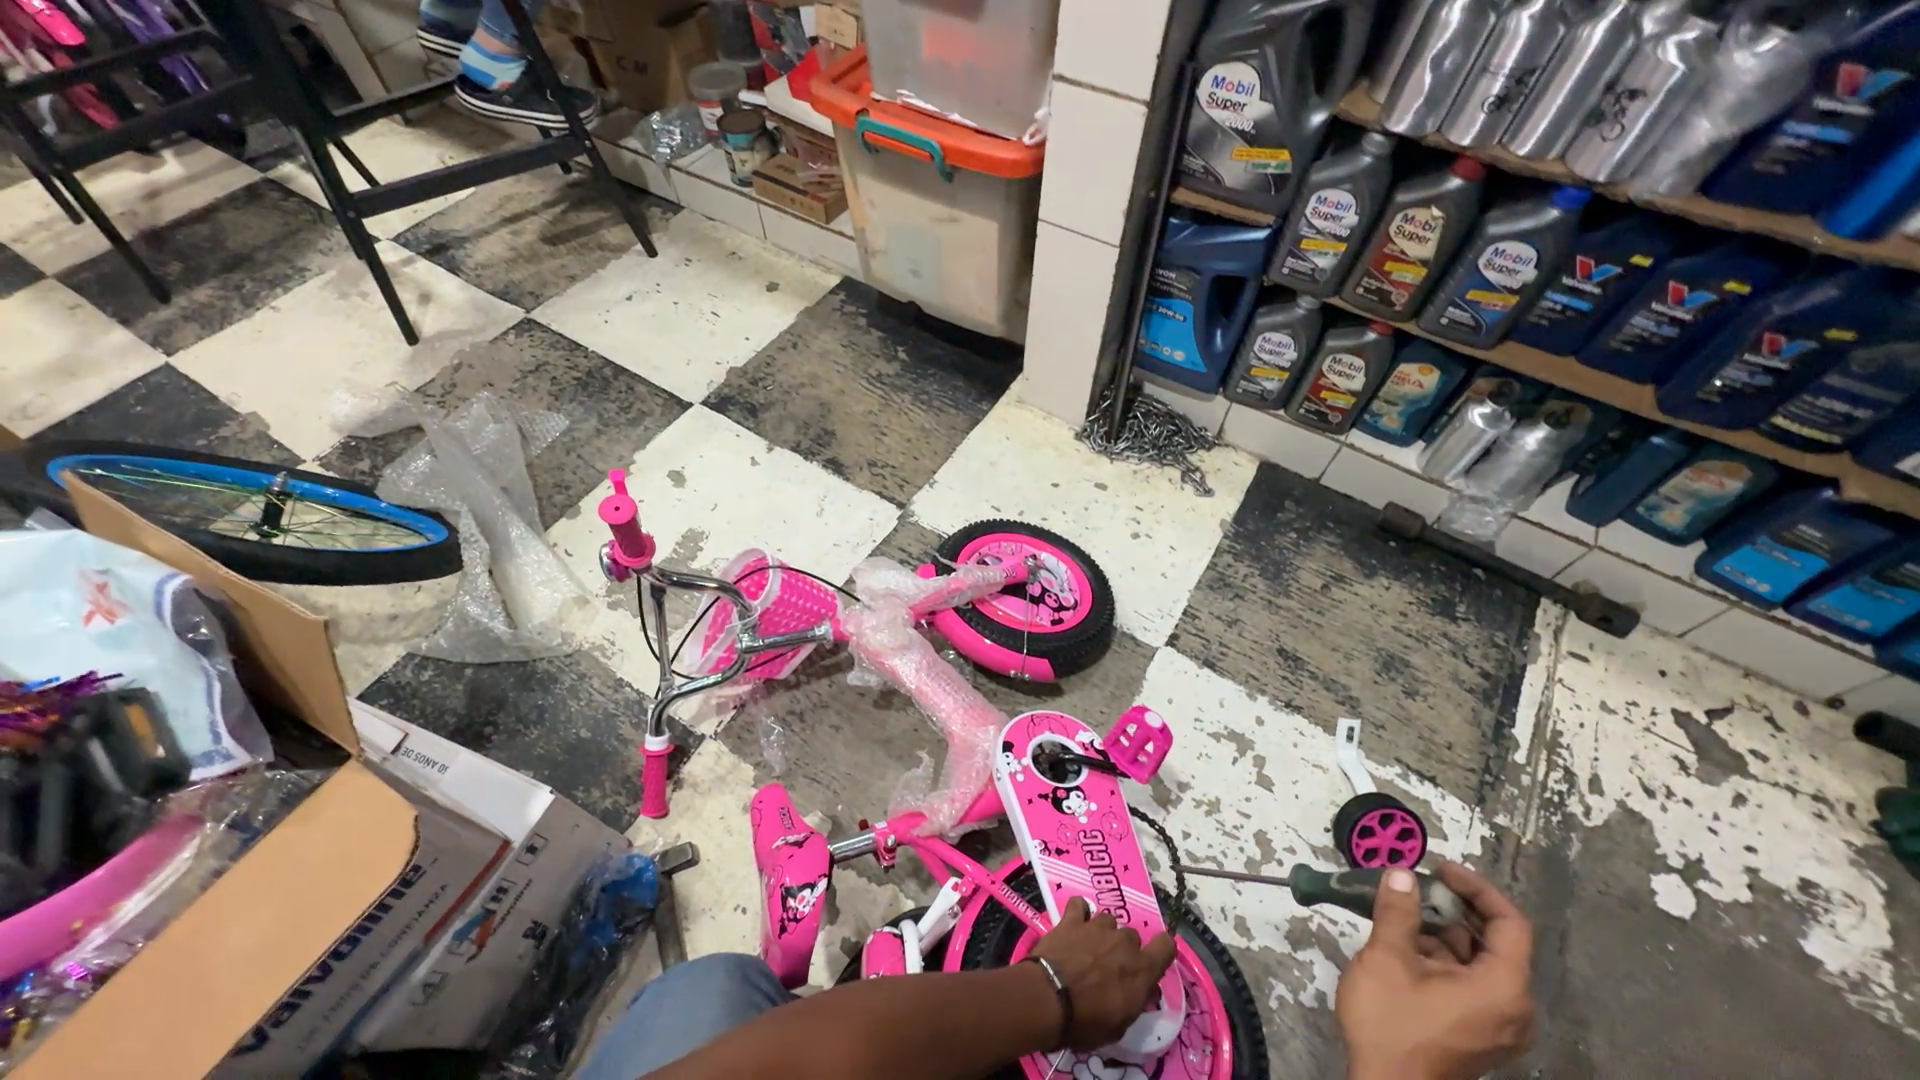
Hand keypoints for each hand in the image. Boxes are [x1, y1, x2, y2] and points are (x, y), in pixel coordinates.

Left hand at [1028, 897, 1175, 1051]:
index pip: (1166, 946)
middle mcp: (1124, 942)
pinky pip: (1079, 905)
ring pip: (1108, 921)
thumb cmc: (1086, 1022)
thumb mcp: (1120, 1026)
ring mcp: (1098, 927)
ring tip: (1088, 948)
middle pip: (1132, 937)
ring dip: (1102, 933)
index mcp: (1142, 969)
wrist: (1048, 1000)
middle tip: (1109, 967)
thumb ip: (1135, 1001)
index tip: (1151, 961)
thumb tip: (1144, 990)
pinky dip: (1079, 913)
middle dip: (1124, 950)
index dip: (1160, 951)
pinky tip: (1074, 923)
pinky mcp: (1072, 920)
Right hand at [1336, 862, 1534, 1079]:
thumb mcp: (1387, 959)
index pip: (1510, 923)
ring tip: (1402, 912)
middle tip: (1416, 887)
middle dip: (1454, 909)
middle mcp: (1512, 1007)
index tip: (1440, 868)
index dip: (1477, 888)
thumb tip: (1400, 874)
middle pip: (1494, 942)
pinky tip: (1404, 946)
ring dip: (1443, 933)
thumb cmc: (1393, 1023)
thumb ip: (1397, 912)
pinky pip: (1469, 984)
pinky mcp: (1476, 1034)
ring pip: (1477, 963)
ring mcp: (1496, 1024)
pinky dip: (1442, 960)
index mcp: (1504, 987)